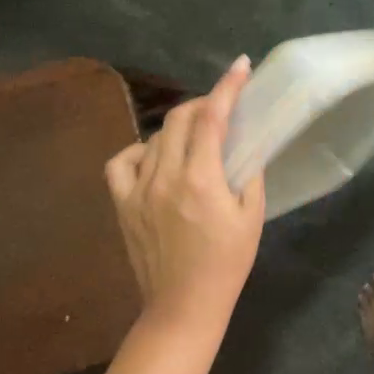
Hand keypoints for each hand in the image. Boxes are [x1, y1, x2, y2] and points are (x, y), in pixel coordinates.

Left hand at [105, 56, 264, 338]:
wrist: (183, 307)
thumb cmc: (228, 263)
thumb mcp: (252, 215)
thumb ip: (250, 174)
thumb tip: (248, 144)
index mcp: (202, 179)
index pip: (212, 117)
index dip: (227, 87)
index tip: (241, 66)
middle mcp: (165, 178)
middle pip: (179, 119)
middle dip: (203, 103)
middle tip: (222, 106)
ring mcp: (138, 191)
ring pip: (154, 137)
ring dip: (177, 127)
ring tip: (194, 136)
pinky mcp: (122, 206)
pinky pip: (121, 163)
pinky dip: (139, 151)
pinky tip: (155, 157)